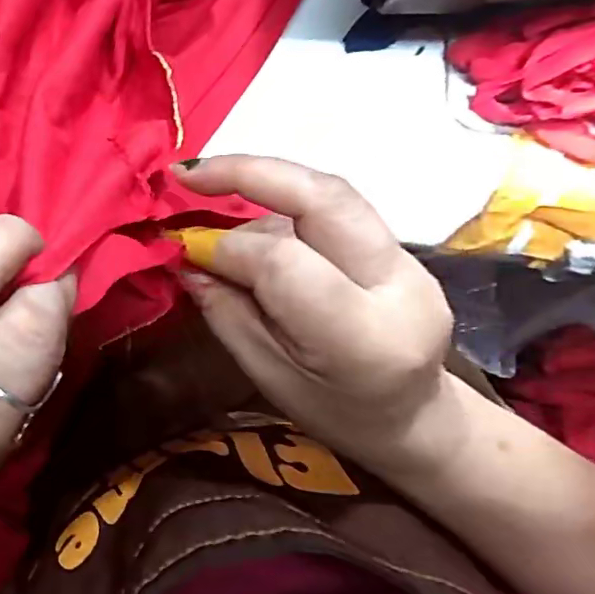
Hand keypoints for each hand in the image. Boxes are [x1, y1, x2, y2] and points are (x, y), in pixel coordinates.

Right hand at [171, 156, 458, 476]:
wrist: (415, 420)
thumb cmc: (332, 412)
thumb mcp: (265, 372)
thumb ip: (225, 309)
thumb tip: (184, 256)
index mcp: (360, 335)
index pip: (282, 261)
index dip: (221, 246)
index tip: (179, 248)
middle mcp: (397, 285)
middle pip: (325, 197)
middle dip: (249, 173)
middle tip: (187, 174)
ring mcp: (408, 260)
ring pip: (328, 194)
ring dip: (260, 184)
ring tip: (209, 196)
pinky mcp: (399, 247)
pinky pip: (332, 206)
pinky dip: (280, 198)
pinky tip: (246, 209)